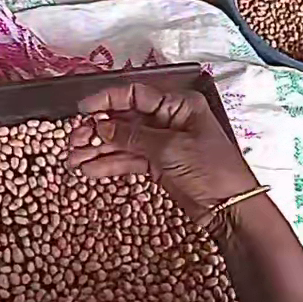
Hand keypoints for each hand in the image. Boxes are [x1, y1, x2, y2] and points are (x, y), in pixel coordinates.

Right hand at [66, 83, 259, 220]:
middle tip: (73, 140)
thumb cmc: (210, 169)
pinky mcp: (159, 166)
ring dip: (98, 150)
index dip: (107, 100)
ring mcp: (163, 144)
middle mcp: (169, 120)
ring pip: (123, 142)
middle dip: (97, 129)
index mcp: (178, 105)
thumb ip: (132, 137)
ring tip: (72, 159)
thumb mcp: (170, 149)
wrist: (230, 207)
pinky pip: (129, 160)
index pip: (136, 94)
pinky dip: (110, 165)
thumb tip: (100, 127)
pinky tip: (88, 170)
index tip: (82, 110)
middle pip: (125, 119)